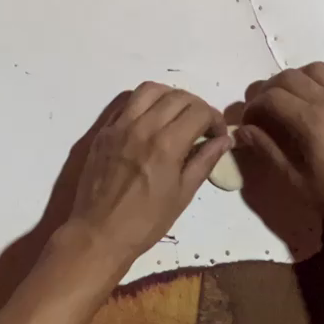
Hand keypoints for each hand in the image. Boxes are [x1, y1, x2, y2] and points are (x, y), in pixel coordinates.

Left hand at [57, 82, 230, 278]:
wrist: (99, 233)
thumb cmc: (146, 222)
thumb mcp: (183, 195)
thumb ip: (204, 161)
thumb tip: (224, 140)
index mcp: (166, 145)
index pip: (199, 111)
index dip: (214, 118)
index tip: (216, 134)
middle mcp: (143, 127)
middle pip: (178, 96)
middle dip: (196, 106)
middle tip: (200, 125)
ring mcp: (120, 126)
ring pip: (150, 89)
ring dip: (169, 96)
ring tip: (176, 114)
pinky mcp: (104, 131)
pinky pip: (126, 103)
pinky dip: (144, 103)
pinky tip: (150, 119)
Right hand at [236, 62, 323, 239]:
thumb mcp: (297, 182)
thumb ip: (268, 151)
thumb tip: (242, 132)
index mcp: (312, 122)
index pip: (271, 98)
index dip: (253, 107)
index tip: (247, 123)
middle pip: (288, 77)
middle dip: (267, 90)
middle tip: (261, 111)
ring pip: (312, 70)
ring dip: (292, 79)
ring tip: (285, 101)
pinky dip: (314, 82)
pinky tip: (311, 103)